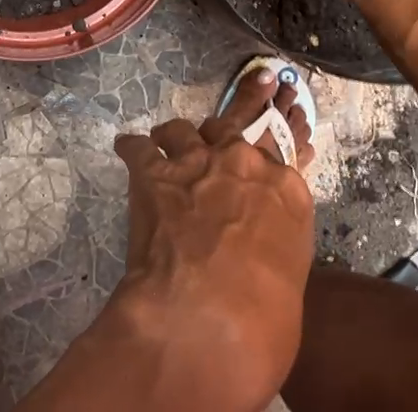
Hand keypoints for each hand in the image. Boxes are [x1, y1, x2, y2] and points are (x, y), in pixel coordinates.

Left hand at [107, 75, 314, 410]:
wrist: (206, 317)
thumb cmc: (263, 318)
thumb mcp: (291, 278)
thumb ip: (277, 242)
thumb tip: (260, 248)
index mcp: (287, 191)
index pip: (283, 149)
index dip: (278, 136)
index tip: (278, 117)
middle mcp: (243, 164)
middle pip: (234, 124)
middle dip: (235, 114)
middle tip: (238, 99)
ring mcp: (196, 162)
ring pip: (183, 128)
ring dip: (177, 136)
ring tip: (168, 142)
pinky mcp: (153, 171)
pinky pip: (137, 146)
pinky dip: (131, 148)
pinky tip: (126, 148)